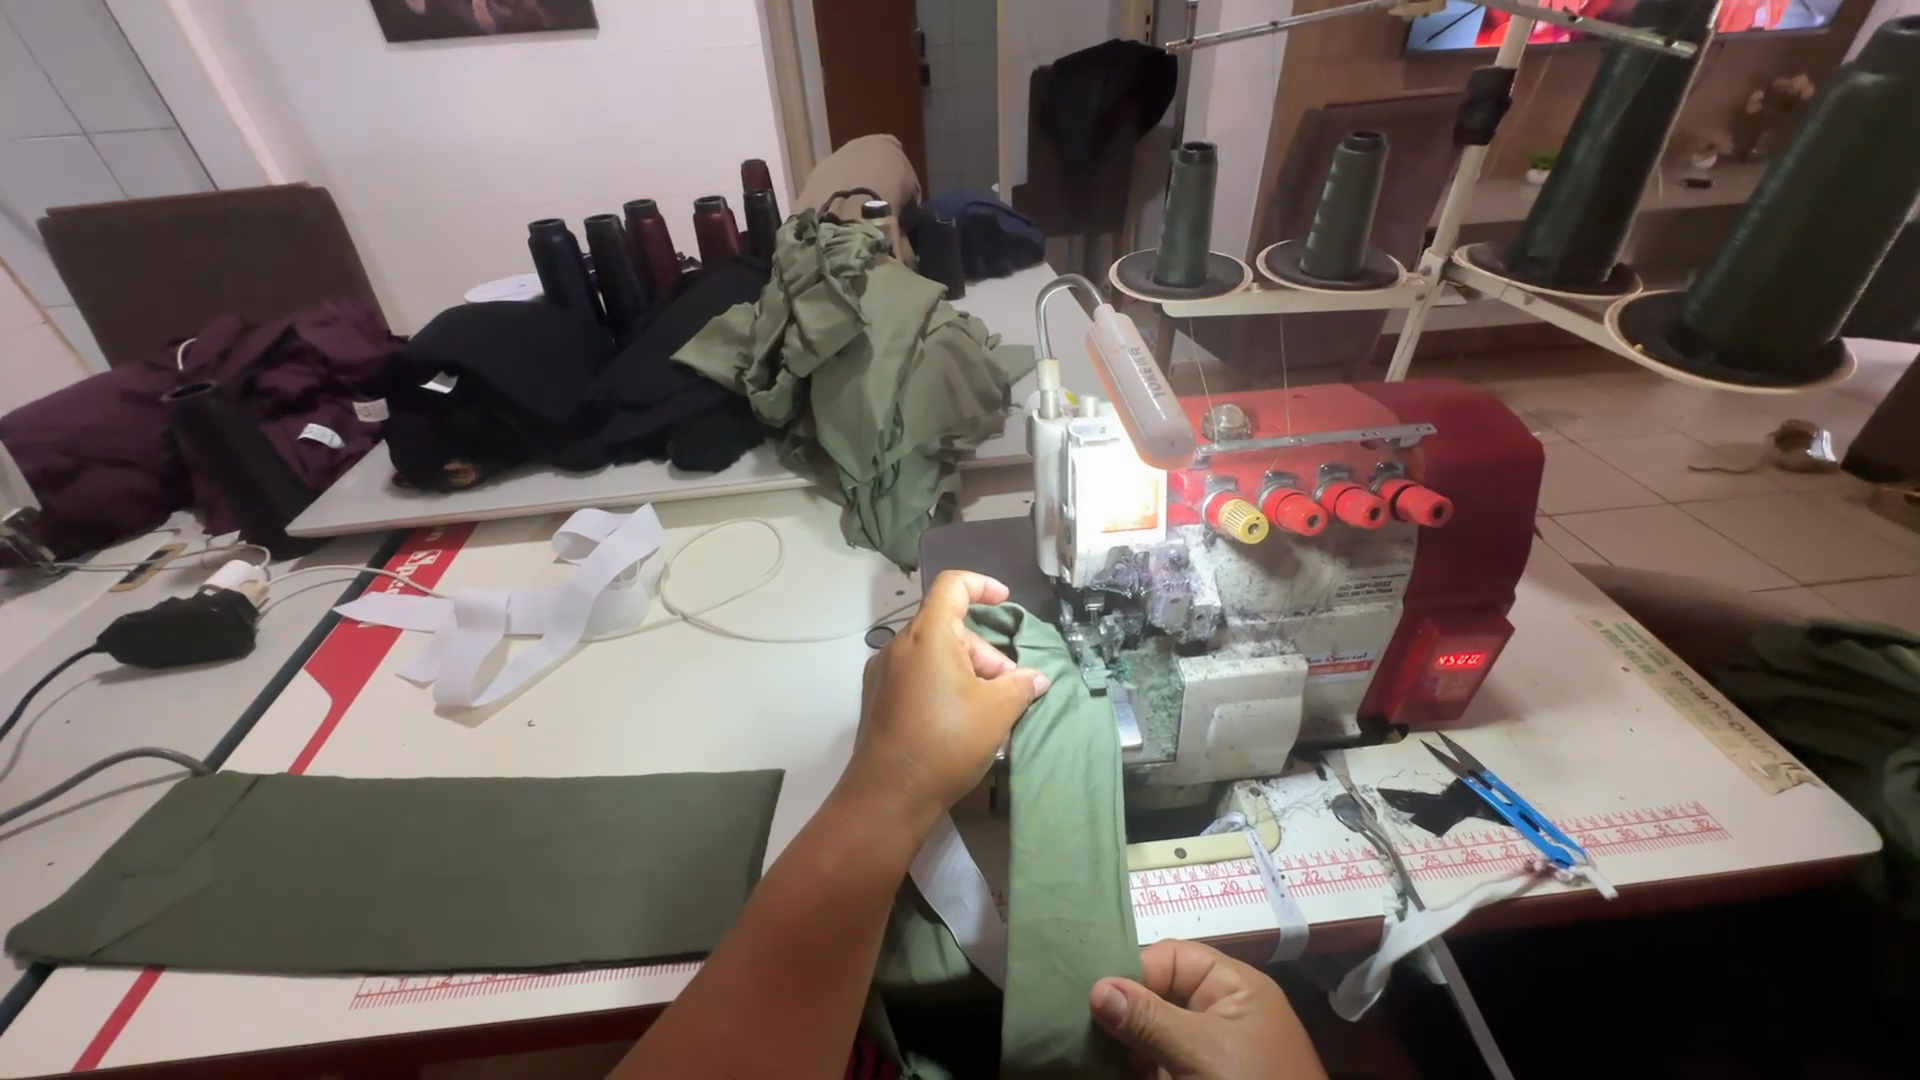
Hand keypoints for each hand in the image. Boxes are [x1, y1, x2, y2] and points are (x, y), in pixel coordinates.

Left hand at [836, 571, 1050, 830]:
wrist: (887, 795)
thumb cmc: (945, 742)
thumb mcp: (996, 711)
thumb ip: (1020, 685)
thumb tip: (1036, 679)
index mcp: (927, 635)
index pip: (952, 585)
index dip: (981, 585)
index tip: (1004, 601)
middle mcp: (900, 645)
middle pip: (949, 628)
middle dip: (985, 652)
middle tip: (1008, 687)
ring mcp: (884, 672)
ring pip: (935, 654)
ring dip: (967, 671)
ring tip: (989, 711)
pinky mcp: (878, 698)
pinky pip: (918, 674)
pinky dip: (944, 684)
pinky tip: (962, 720)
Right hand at [1090, 940, 1325, 1079]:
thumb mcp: (1202, 1054)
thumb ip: (1148, 1018)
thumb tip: (1096, 987)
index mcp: (1233, 987)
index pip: (1170, 958)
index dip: (1133, 973)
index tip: (1095, 999)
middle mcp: (1220, 1013)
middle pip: (1157, 993)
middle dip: (1122, 1010)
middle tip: (1083, 1025)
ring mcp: (1208, 1054)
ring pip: (1151, 1032)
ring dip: (1122, 1043)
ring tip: (1086, 1048)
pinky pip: (1156, 1063)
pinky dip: (1133, 1066)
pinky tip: (1103, 1068)